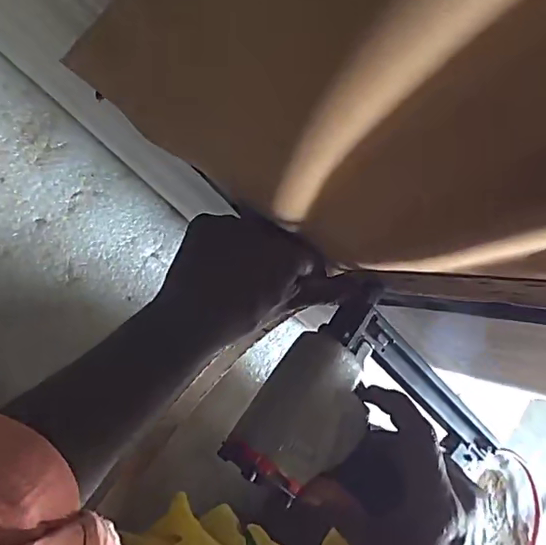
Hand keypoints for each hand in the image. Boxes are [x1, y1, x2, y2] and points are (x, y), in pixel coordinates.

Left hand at [150, 213, 344, 342]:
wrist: (187, 322)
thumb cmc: (238, 318)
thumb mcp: (284, 306)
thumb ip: (324, 292)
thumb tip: (358, 289)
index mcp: (286, 253)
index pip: (307, 252)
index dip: (305, 268)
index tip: (299, 280)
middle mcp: (263, 230)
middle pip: (280, 237)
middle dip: (277, 254)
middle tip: (266, 278)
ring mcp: (231, 223)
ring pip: (252, 229)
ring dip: (250, 245)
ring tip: (238, 273)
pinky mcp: (206, 222)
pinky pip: (223, 227)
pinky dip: (223, 242)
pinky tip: (218, 264)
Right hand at [303, 387, 484, 544]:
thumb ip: (344, 511)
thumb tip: (310, 487)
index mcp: (437, 497)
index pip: (420, 434)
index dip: (395, 405)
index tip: (368, 393)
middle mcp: (460, 487)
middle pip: (418, 444)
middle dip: (385, 440)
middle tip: (355, 446)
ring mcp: (471, 492)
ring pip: (430, 455)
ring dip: (400, 453)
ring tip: (373, 465)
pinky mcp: (473, 499)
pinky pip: (441, 468)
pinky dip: (416, 467)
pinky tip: (397, 484)